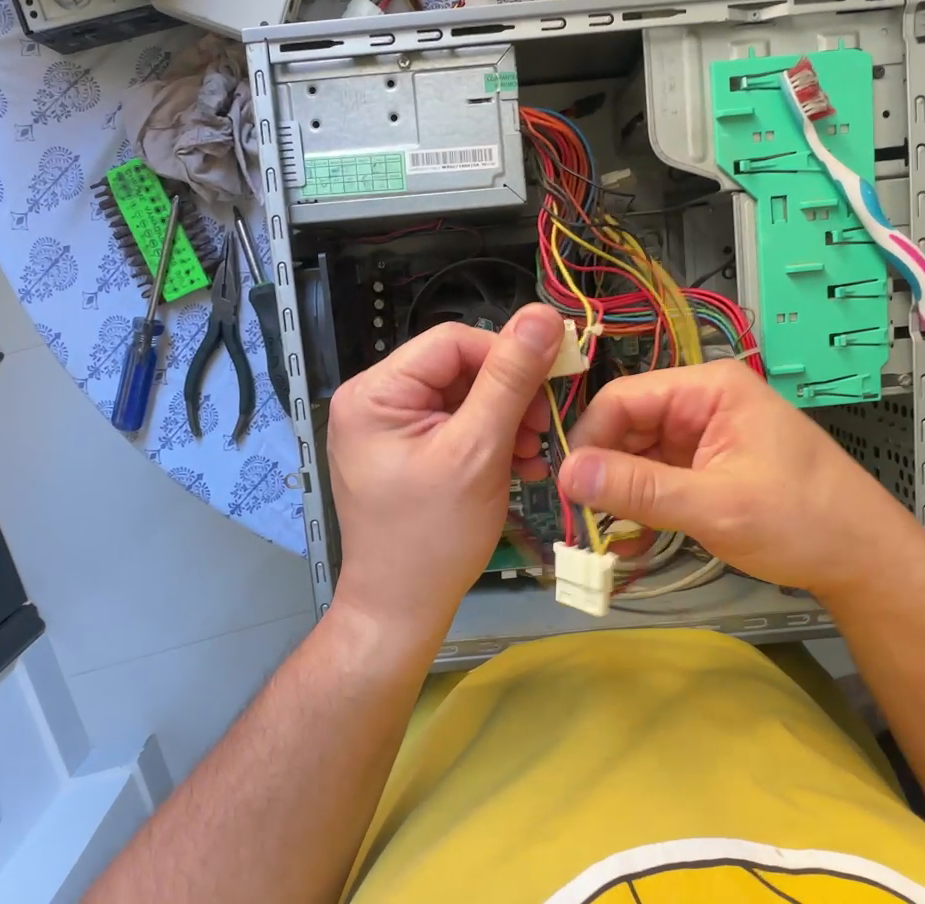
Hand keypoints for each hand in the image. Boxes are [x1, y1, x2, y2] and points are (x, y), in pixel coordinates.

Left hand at [326, 303, 563, 644]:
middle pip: (458, 368)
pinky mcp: (405, 451)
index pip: (452, 341)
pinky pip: (456, 426)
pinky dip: (491, 440)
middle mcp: (374, 400)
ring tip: (533, 455)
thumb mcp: (478, 452)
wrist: (402, 611)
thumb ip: (510, 380)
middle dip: (508, 396)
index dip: (507, 356)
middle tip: (542, 429)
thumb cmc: (435, 536)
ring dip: (506, 420)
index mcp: (375, 392)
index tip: (551, 384)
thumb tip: (543, 314)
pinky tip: (519, 465)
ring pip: (463, 398)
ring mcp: (388, 428)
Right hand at [558, 360, 917, 598]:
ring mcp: (704, 437)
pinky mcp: (707, 468)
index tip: (567, 487)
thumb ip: (639, 488)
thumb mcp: (716, 505)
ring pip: (637, 456)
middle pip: (627, 427)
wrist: (864, 560)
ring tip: (605, 540)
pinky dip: (641, 508)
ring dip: (620, 496)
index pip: (623, 398)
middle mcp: (702, 404)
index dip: (590, 439)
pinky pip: (657, 479)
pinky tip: (631, 543)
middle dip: (603, 473)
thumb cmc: (803, 520)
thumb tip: (567, 473)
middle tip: (583, 521)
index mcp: (709, 388)